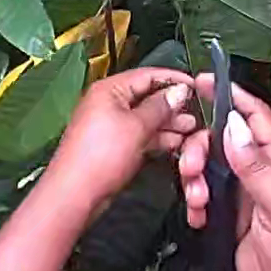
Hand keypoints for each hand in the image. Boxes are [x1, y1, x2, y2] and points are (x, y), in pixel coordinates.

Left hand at [46, 68, 197, 209]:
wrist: (74, 196)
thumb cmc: (101, 156)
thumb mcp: (137, 127)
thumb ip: (161, 107)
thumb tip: (180, 91)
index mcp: (110, 89)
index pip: (147, 75)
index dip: (173, 79)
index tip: (196, 86)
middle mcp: (108, 102)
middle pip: (147, 96)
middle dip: (172, 104)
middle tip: (196, 111)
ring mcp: (110, 124)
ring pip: (145, 117)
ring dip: (167, 122)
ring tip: (191, 129)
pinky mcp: (113, 145)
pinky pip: (139, 134)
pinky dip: (156, 137)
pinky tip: (175, 143)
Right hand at [176, 77, 270, 270]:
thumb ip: (257, 169)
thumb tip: (232, 125)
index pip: (255, 117)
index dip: (230, 95)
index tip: (200, 80)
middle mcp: (264, 171)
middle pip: (224, 140)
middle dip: (201, 147)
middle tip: (190, 169)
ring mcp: (248, 196)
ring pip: (212, 168)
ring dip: (195, 177)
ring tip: (196, 202)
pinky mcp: (235, 220)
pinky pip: (207, 198)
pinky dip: (196, 203)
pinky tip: (196, 218)